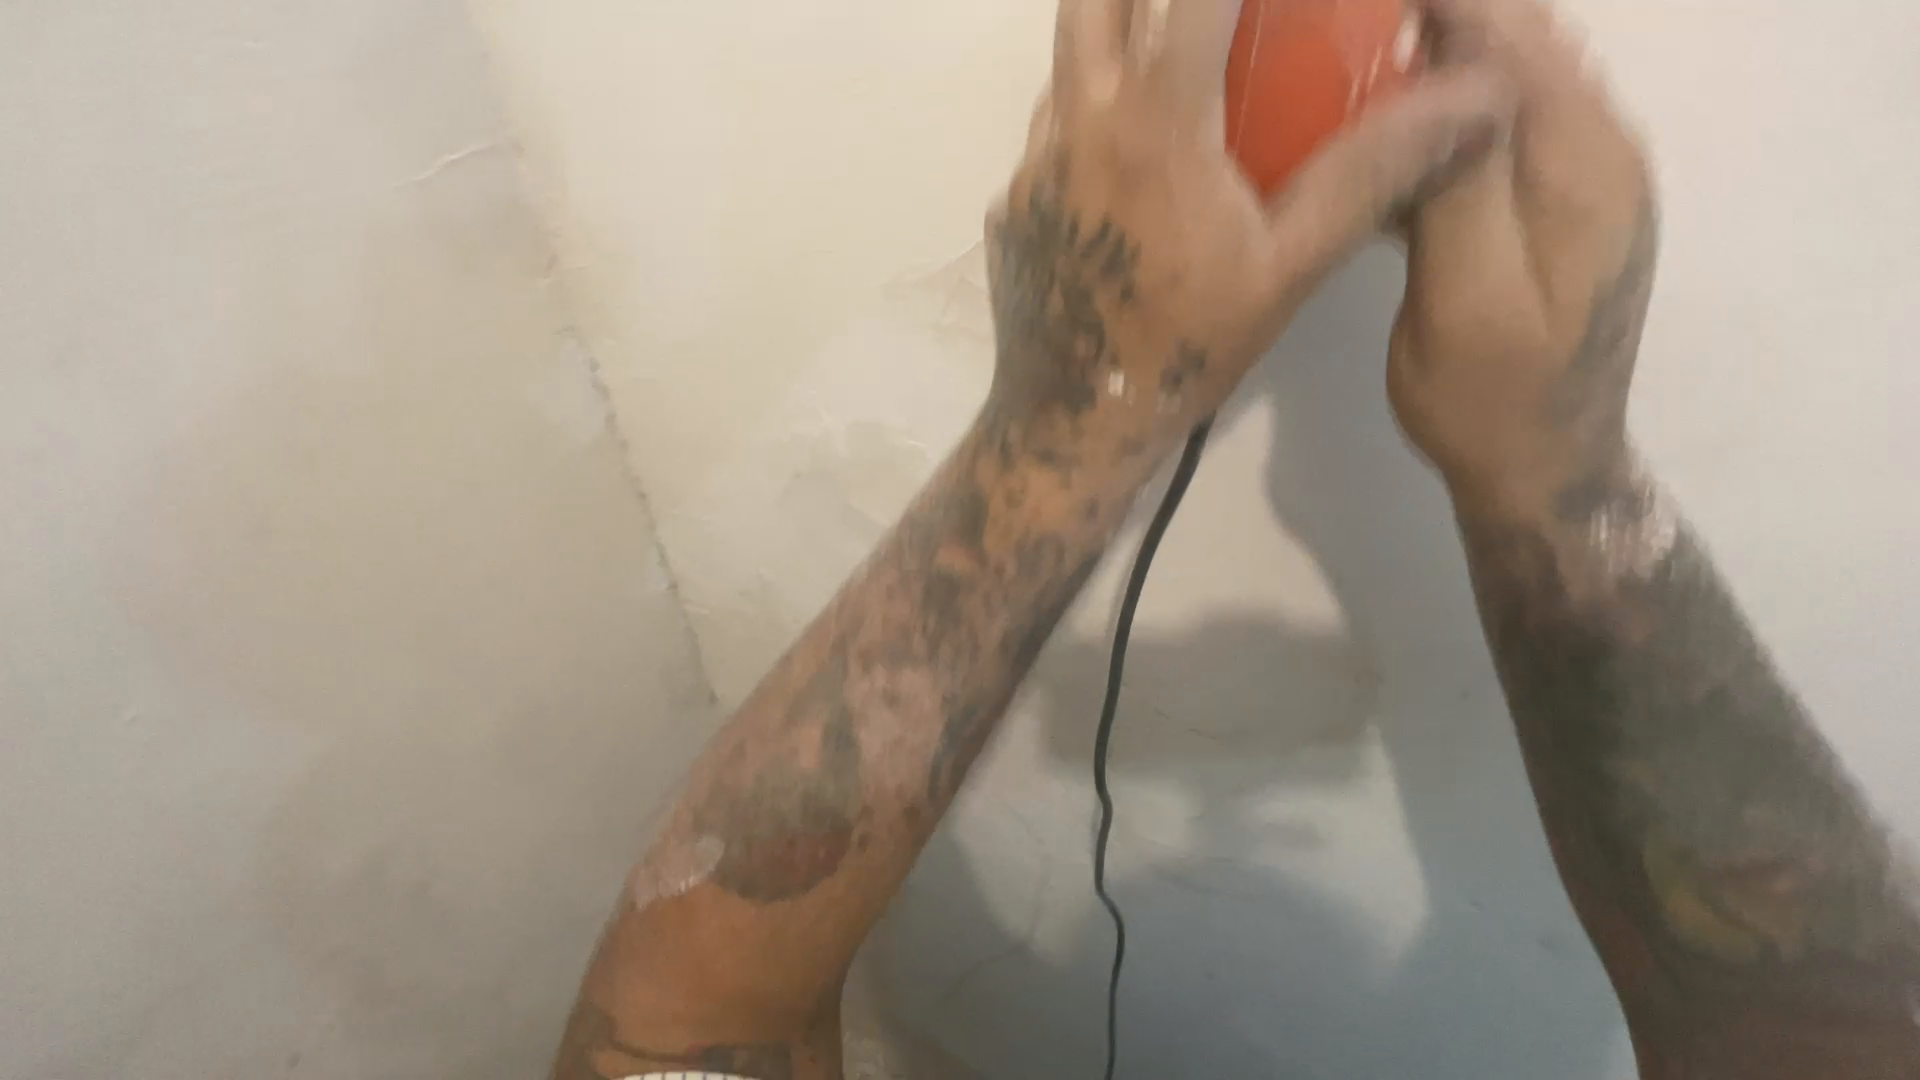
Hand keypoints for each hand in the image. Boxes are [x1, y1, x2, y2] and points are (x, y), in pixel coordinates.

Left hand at [988, 0, 1515, 473]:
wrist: (1072, 425)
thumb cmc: (1184, 352)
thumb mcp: (1287, 270)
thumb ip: (1371, 172)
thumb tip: (1477, 97)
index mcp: (1153, 127)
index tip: (1257, 0)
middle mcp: (1076, 127)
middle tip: (1199, 12)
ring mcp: (1029, 169)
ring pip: (1065, 65)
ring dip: (1115, 48)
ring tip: (1172, 84)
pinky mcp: (1008, 209)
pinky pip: (1046, 137)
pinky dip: (1088, 124)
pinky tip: (1124, 175)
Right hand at [1388, 0, 1657, 518]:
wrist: (1538, 462)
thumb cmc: (1490, 397)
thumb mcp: (1466, 304)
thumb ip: (1464, 191)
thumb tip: (1449, 82)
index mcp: (1581, 165)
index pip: (1515, 42)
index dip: (1446, 3)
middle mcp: (1593, 152)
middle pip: (1519, 48)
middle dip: (1438, 20)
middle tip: (1349, 29)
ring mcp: (1573, 181)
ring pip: (1505, 86)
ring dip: (1436, 62)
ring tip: (1356, 59)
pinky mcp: (1542, 210)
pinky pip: (1494, 134)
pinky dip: (1441, 116)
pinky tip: (1388, 129)